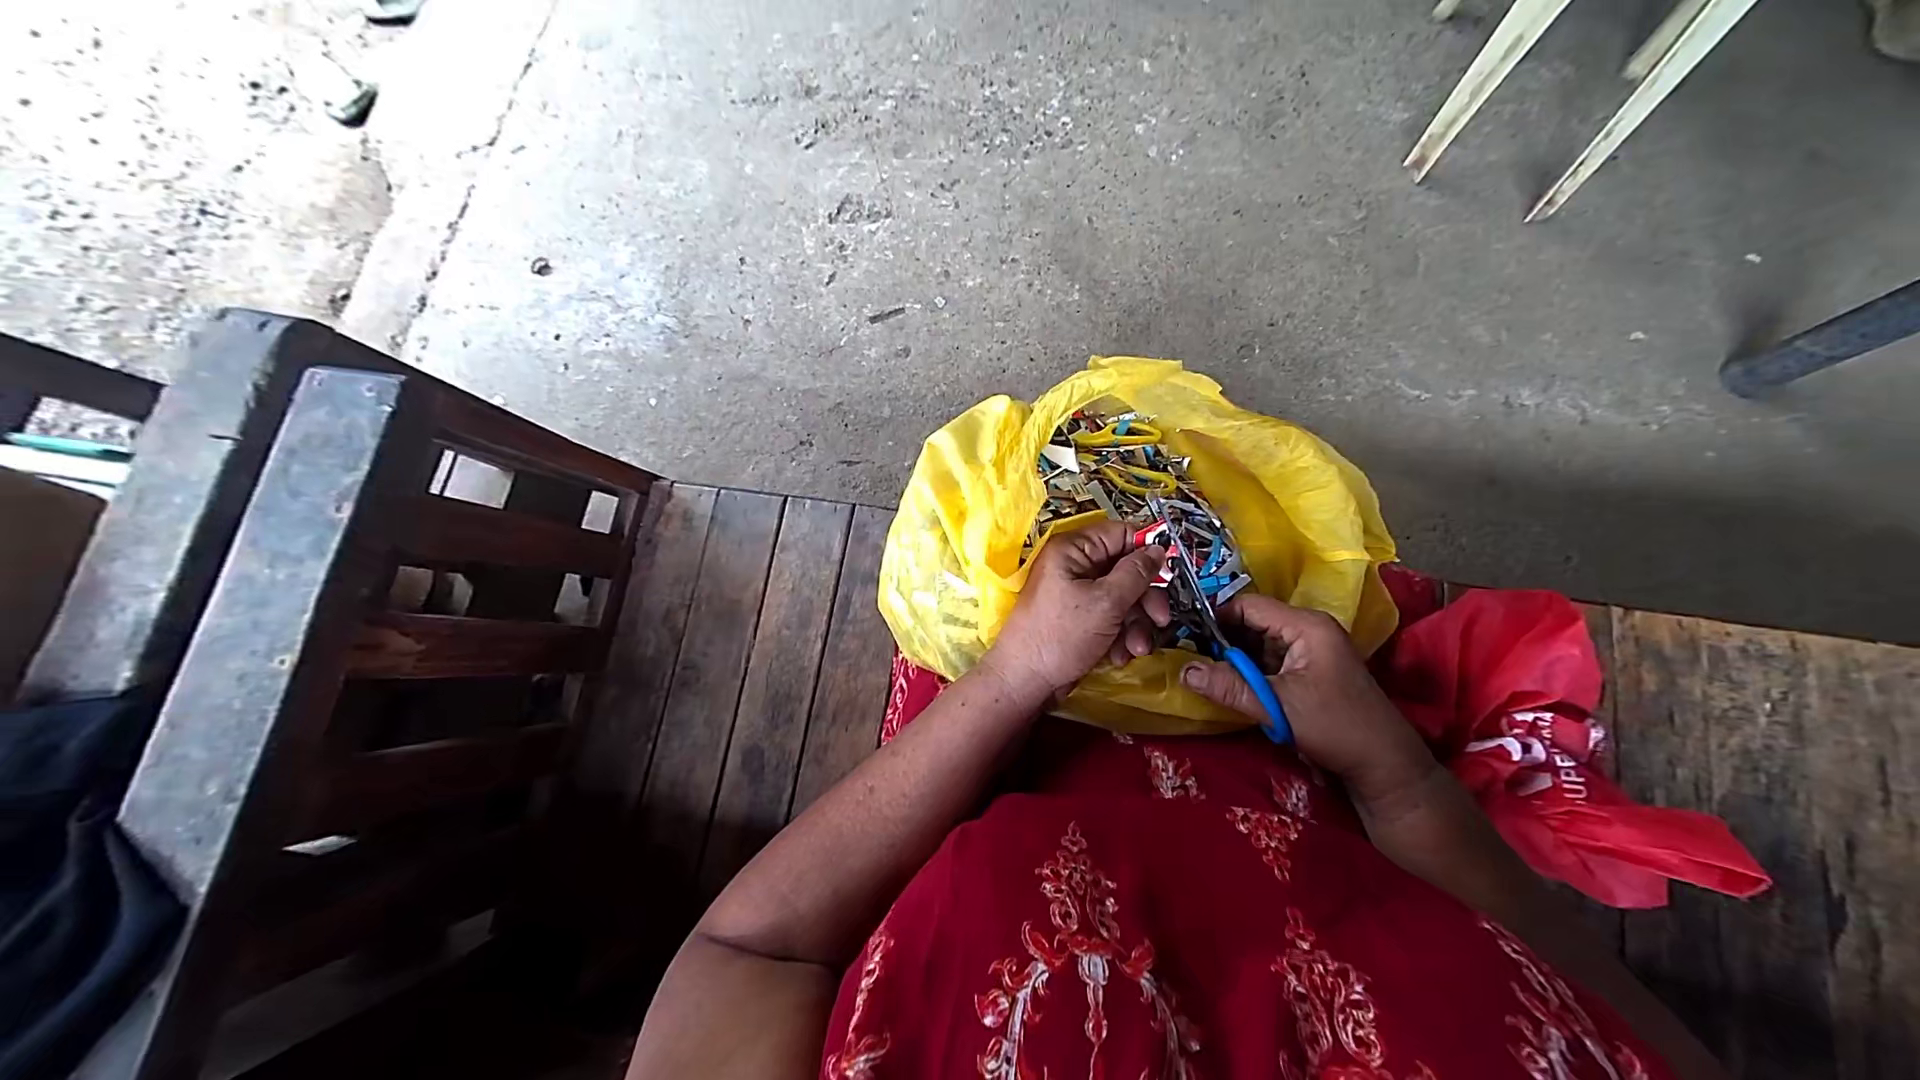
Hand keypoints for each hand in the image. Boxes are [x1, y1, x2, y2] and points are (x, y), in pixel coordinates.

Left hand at [979, 520, 1170, 702]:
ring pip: (1123, 598)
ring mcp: (1077, 594)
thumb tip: (1158, 549)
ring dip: (1135, 624)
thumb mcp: (1106, 602)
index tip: (1170, 571)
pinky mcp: (1080, 620)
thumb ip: (1136, 573)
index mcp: (1073, 550)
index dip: (1147, 551)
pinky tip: (1118, 656)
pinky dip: (1120, 636)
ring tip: (1135, 648)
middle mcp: (1075, 566)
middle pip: (1126, 569)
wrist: (1026, 681)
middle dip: (1145, 598)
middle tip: (1159, 619)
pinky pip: (1111, 618)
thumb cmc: (1060, 636)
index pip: (1120, 534)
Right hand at [1178, 594, 1435, 802]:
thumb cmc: (1337, 728)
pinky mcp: (1307, 670)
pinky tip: (1227, 683)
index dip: (1215, 617)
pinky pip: (1267, 659)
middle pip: (1251, 622)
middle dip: (1221, 639)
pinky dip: (1247, 670)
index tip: (1185, 636)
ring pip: (1256, 642)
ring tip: (1202, 669)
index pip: (1248, 605)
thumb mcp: (1278, 706)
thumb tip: (1184, 671)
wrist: (1386, 768)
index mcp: (1306, 625)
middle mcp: (1307, 629)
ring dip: (1233, 657)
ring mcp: (1309, 650)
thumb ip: (1230, 686)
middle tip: (1188, 655)